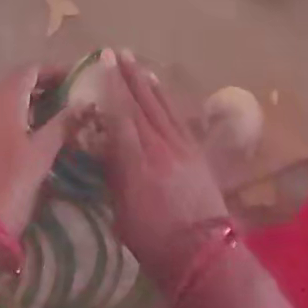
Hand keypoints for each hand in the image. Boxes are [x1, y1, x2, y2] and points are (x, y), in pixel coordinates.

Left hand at [0, 65, 79, 235]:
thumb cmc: (12, 180)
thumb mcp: (44, 150)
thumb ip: (65, 123)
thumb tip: (87, 103)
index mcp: (6, 96)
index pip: (32, 69)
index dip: (55, 71)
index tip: (78, 80)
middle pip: (20, 80)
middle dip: (46, 84)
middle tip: (73, 96)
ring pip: (11, 96)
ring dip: (35, 98)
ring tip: (63, 111)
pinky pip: (4, 111)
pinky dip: (23, 111)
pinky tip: (42, 128)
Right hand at [97, 50, 231, 284]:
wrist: (204, 255)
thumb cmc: (155, 241)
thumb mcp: (122, 212)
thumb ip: (114, 175)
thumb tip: (104, 147)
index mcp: (136, 161)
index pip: (120, 115)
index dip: (111, 87)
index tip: (104, 63)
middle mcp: (159, 145)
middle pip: (141, 103)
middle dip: (128, 77)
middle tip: (118, 53)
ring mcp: (180, 146)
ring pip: (161, 106)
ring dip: (148, 83)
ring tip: (138, 63)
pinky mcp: (195, 151)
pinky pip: (177, 117)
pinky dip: (167, 100)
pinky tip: (161, 91)